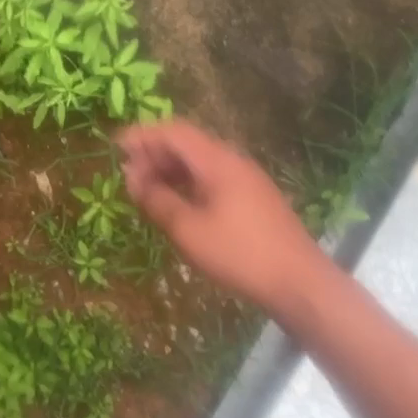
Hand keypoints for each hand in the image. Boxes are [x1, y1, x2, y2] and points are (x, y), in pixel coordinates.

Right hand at [116, 120, 333, 315]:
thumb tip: (133, 178)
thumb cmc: (240, 254)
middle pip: (187, 144)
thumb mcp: (188, 229)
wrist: (302, 285)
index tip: (115, 147)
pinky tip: (176, 205)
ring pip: (199, 163)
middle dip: (153, 154)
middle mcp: (234, 162)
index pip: (173, 132)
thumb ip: (157, 199)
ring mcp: (247, 181)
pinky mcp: (254, 200)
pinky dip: (187, 184)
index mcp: (218, 162)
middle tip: (128, 176)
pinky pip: (212, 179)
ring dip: (170, 170)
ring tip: (146, 191)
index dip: (142, 135)